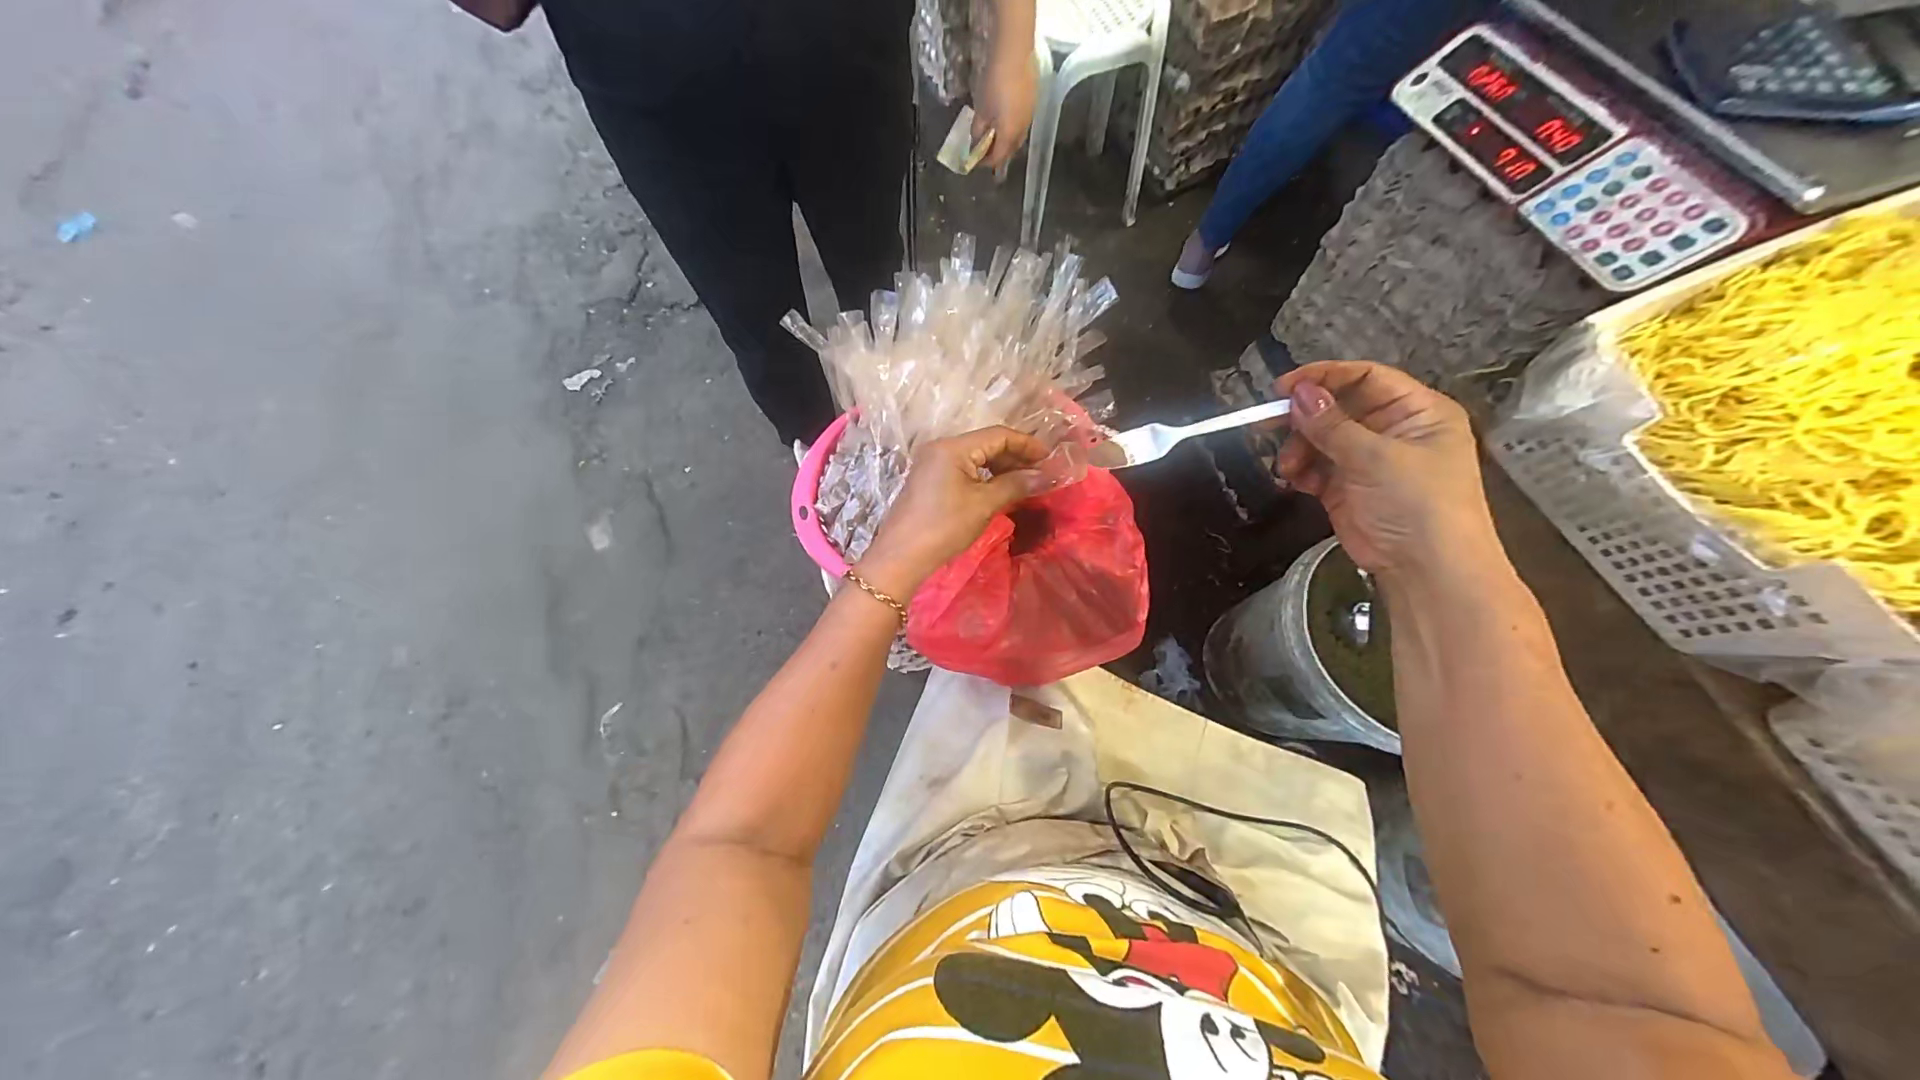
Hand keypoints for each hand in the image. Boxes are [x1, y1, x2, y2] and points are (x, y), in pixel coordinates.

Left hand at [856, 427, 1047, 595]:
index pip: (999, 435)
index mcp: (953, 447)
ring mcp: (933, 463)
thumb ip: (1016, 484)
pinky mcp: (931, 480)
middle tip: (1042, 474)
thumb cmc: (945, 527)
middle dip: (1016, 457)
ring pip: (976, 457)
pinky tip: (1002, 490)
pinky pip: (965, 469)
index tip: (1051, 460)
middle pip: (987, 443)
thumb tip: (1046, 475)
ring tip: (1026, 484)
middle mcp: (942, 448)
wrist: (902, 556)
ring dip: (1003, 468)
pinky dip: (986, 477)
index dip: (1028, 445)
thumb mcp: (984, 504)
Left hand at [971, 50, 1036, 170]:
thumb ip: (978, 129)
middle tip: (984, 150)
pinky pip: (1022, 125)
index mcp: (1009, 135)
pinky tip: (1005, 121)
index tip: (974, 160)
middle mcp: (1022, 131)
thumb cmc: (994, 83)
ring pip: (1018, 138)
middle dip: (997, 154)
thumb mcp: (981, 108)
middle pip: (1010, 151)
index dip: (985, 162)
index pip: (997, 158)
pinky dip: (1012, 129)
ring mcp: (1030, 117)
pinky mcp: (1033, 104)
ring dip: (1006, 142)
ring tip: (994, 137)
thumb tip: (976, 140)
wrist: (1014, 54)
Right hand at [1274, 362, 1499, 581]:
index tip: (1284, 387)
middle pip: (1337, 409)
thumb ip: (1332, 425)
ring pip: (1320, 439)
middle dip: (1304, 417)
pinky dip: (1300, 471)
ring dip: (1298, 448)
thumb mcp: (1376, 458)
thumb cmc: (1419, 505)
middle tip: (1269, 423)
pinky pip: (1315, 468)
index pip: (1365, 378)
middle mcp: (1391, 431)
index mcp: (1415, 412)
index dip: (1324, 377)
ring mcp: (1367, 461)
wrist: (1425, 568)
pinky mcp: (1346, 487)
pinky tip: (1294, 479)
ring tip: (1288, 466)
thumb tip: (1299, 393)